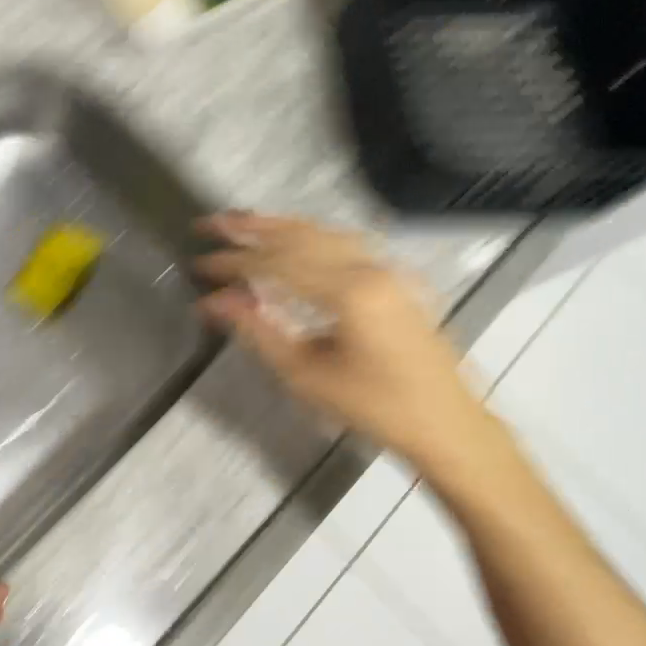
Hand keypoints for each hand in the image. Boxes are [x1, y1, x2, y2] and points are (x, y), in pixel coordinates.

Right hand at [195, 212, 514, 487]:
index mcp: (347, 292)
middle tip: (209, 223)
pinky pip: (343, 241)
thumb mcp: (306, 375)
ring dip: (279, 225)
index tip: (199, 264)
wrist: (446, 424)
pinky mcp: (393, 277)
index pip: (276, 264)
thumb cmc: (373, 408)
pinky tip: (292, 237)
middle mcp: (367, 268)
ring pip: (322, 232)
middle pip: (299, 235)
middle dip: (251, 228)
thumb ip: (258, 331)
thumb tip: (215, 302)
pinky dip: (309, 234)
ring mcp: (385, 269)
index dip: (233, 262)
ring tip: (241, 221)